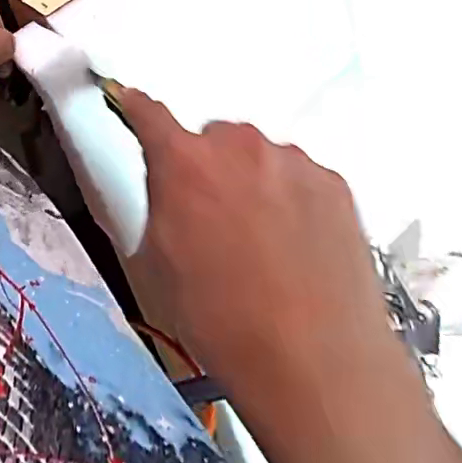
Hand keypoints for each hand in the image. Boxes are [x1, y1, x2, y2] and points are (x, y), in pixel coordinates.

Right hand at [116, 89, 387, 391]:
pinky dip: (291, 198)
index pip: (148, 114)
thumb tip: (165, 182)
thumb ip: (158, 198)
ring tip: (259, 242)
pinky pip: (297, 175)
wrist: (315, 364)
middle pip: (211, 139)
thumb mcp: (159, 259)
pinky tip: (291, 245)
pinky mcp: (331, 183)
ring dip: (251, 181)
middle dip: (207, 166)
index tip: (130, 99)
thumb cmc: (230, 322)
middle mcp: (238, 148)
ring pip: (257, 155)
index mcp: (184, 163)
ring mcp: (290, 162)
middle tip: (212, 217)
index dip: (134, 105)